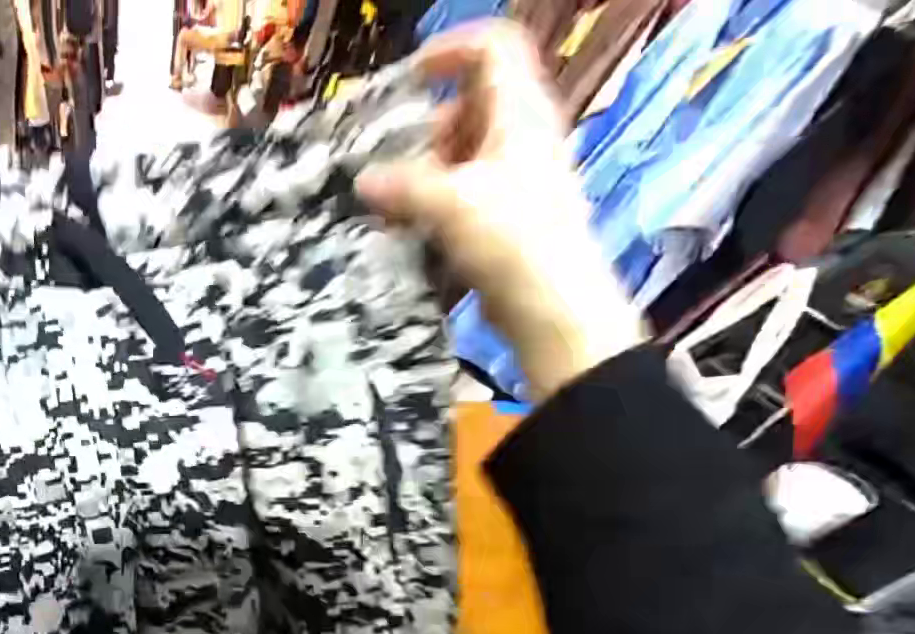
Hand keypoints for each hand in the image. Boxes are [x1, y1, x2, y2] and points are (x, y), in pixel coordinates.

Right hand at [356, 20, 642, 400]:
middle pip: (470, 106)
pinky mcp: (504, 217)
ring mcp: (514, 178)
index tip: (408, 78)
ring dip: (424, 171)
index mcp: (520, 113)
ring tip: (392, 202)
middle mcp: (521, 137)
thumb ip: (403, 187)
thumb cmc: (512, 238)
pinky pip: (462, 192)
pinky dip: (434, 201)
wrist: (551, 303)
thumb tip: (363, 180)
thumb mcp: (451, 203)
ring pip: (462, 154)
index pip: (493, 49)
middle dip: (425, 127)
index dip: (451, 50)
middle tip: (392, 160)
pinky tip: (409, 228)